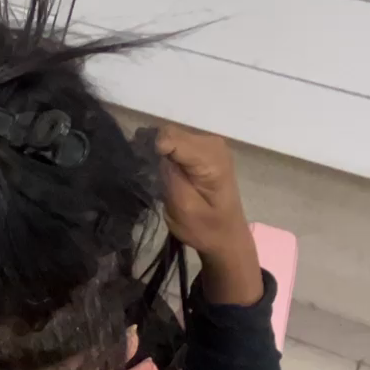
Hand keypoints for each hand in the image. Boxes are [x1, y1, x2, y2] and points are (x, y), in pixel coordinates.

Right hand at [156, 125, 261, 304]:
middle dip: (152, 151)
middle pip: (169, 133)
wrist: (226, 236)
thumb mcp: (183, 208)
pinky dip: (164, 155)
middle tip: (145, 176)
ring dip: (156, 153)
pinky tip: (163, 173)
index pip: (170, 138)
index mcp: (210, 159)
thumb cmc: (205, 228)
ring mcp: (208, 145)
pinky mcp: (202, 150)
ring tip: (152, 176)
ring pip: (169, 136)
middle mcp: (211, 144)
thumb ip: (170, 177)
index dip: (150, 150)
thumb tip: (154, 150)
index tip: (142, 170)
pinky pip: (175, 143)